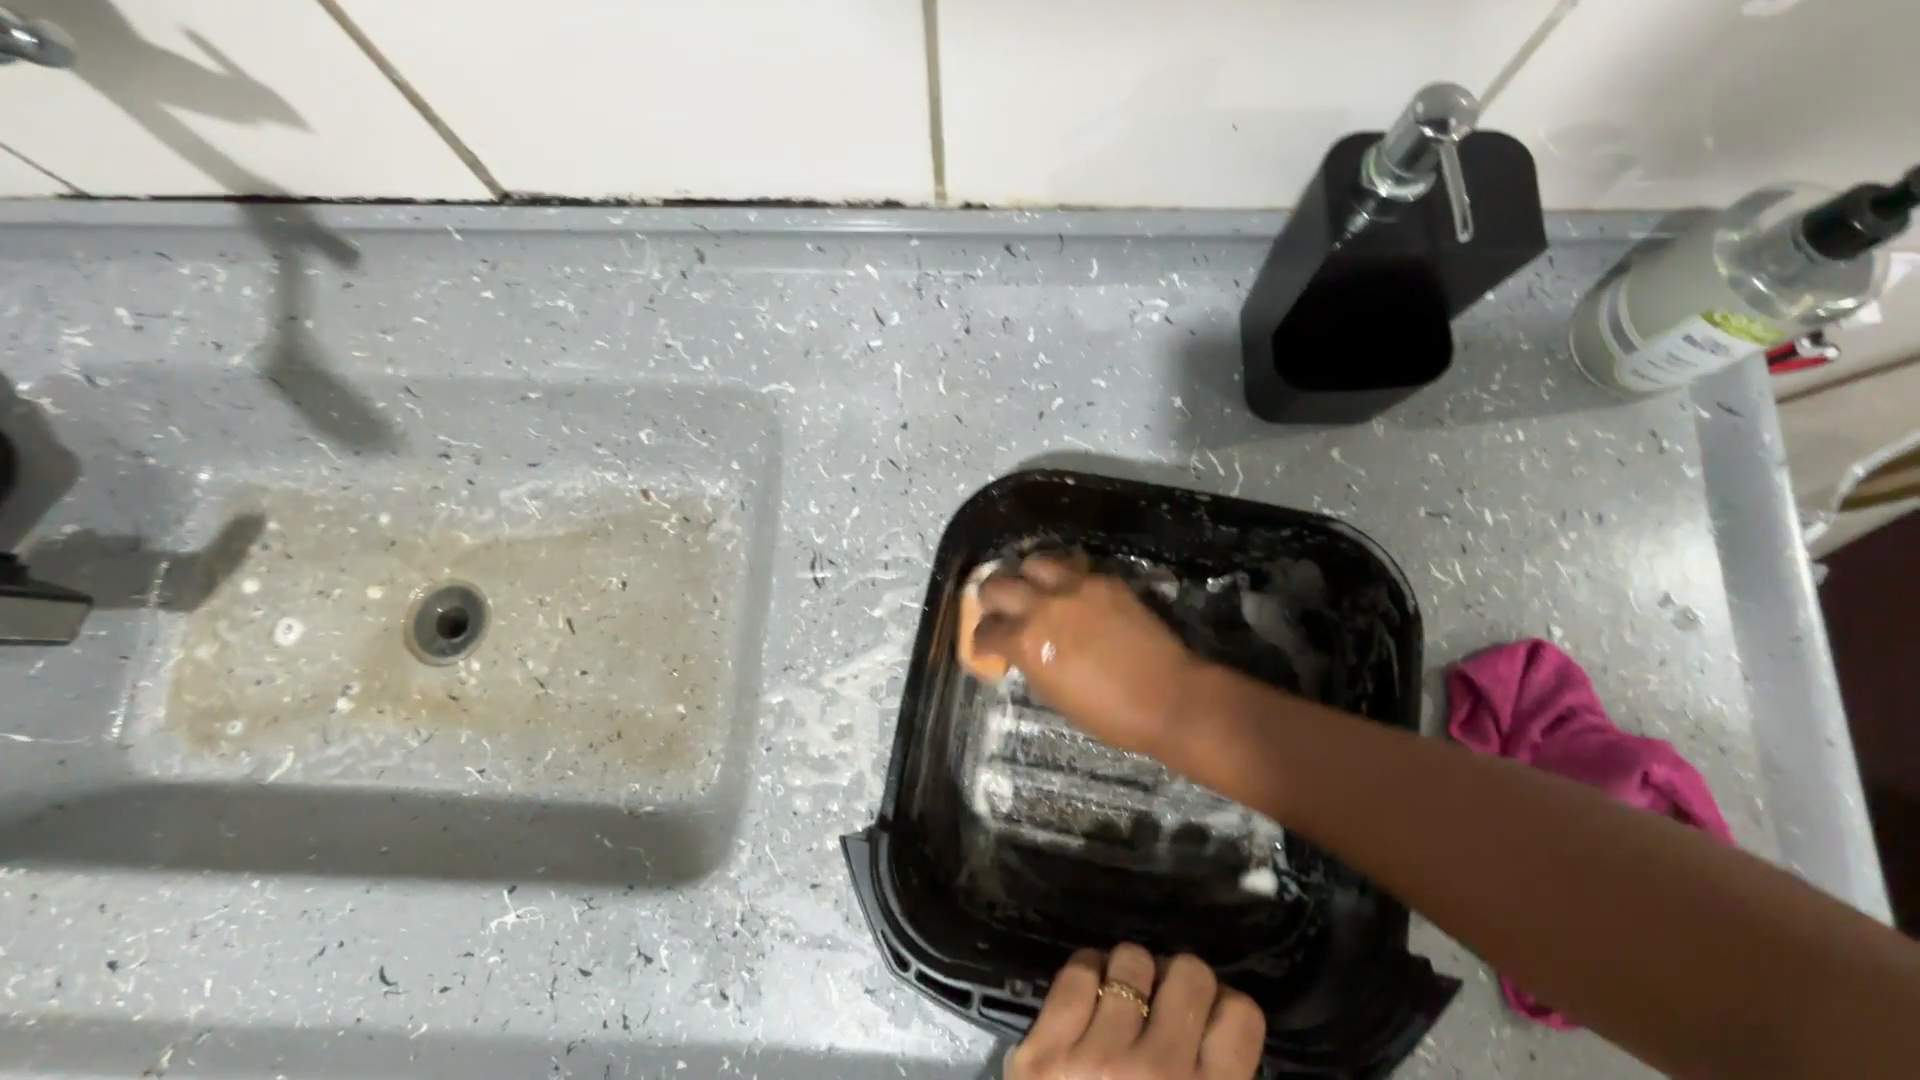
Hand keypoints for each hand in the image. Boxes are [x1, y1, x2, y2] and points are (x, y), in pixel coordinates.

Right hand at [974, 555, 1205, 756]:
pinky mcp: (1106, 581)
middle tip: (998, 609)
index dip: (982, 640)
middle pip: (998, 585)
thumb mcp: (1054, 694)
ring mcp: (1077, 587)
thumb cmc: (1109, 714)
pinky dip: (1063, 576)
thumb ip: (1031, 664)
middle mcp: (1044, 606)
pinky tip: (1069, 590)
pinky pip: (1074, 566)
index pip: (987, 631)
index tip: (987, 645)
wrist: (1168, 697)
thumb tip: (1024, 651)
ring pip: (1035, 562)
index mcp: (1027, 643)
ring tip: (1033, 588)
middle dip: (991, 598)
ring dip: (1027, 576)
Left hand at [1006, 944, 1265, 1079]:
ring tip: (1123, 998)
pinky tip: (1089, 990)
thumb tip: (1217, 1022)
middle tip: (1163, 1003)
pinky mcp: (1042, 1052)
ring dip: (1131, 975)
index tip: (1207, 1017)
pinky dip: (1088, 970)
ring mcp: (1096, 1056)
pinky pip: (1077, 971)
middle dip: (1180, 982)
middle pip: (1189, 973)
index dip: (1225, 1008)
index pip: (1242, 1013)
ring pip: (1131, 961)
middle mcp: (1158, 1071)